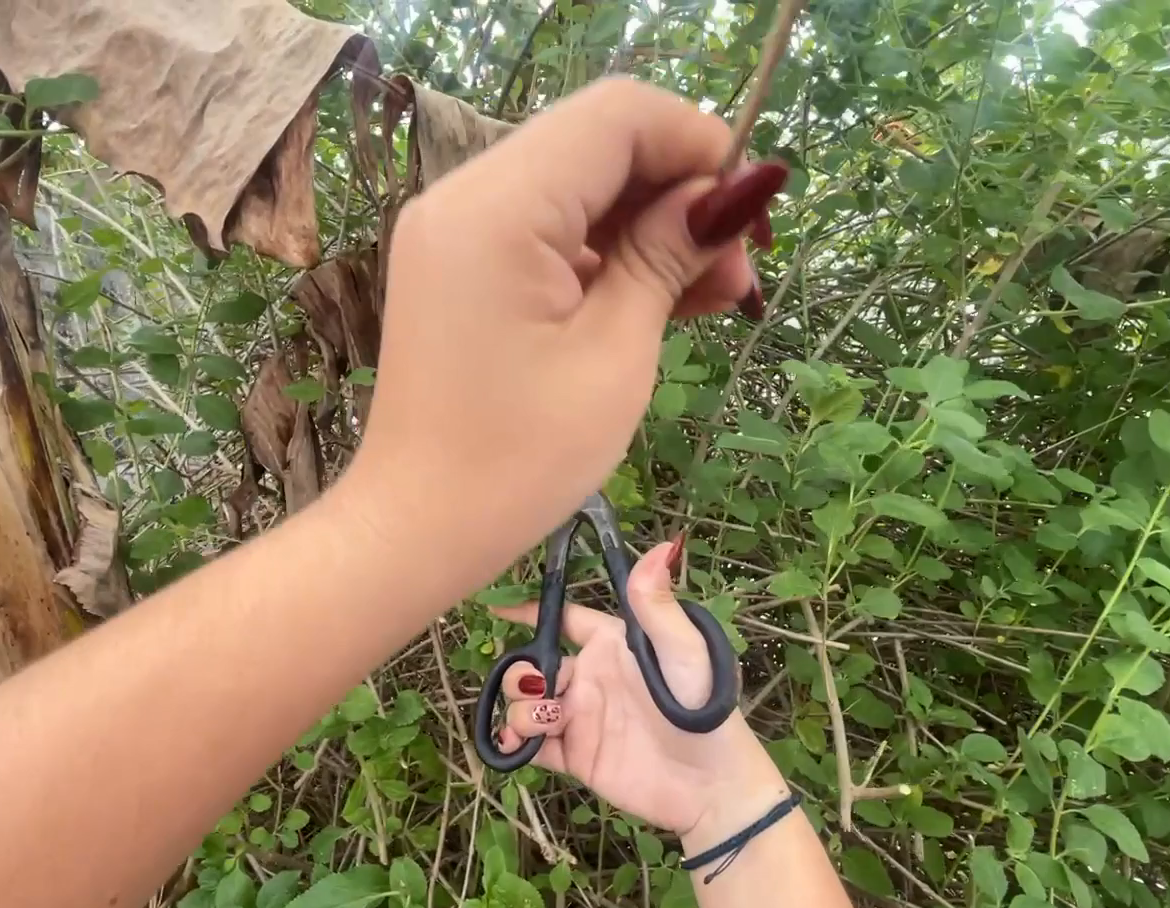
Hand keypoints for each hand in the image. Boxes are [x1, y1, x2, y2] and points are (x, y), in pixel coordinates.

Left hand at [340, 78, 783, 590]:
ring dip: (645, 230)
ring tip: (706, 297)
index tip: (750, 216)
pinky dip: (600, 257)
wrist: (420, 528)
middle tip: (734, 276)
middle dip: (677, 196)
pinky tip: (650, 301)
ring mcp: (450, 233)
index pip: (618, 116)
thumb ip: (669, 257)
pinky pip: (542, 235)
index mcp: (497, 207)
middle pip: (595, 147)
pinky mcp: (455, 270)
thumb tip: (730, 198)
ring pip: (574, 191)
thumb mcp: (614, 356)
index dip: (699, 146)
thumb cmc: (520, 462)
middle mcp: (461, 197)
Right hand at [490, 540, 788, 841]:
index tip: (496, 608)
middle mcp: (590, 678)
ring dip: (522, 709)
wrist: (712, 787)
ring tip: (544, 724)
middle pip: (533, 665)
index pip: (564, 619)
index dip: (530, 612)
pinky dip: (517, 742)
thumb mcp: (685, 652)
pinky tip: (517, 745)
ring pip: (527, 703)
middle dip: (520, 673)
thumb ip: (658, 606)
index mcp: (612, 646)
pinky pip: (532, 744)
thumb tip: (662, 545)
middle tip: (538, 689)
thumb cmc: (706, 709)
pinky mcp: (575, 755)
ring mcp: (580, 717)